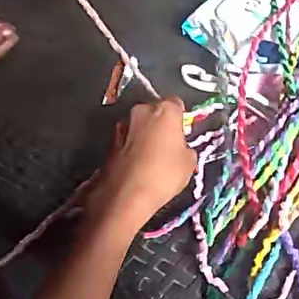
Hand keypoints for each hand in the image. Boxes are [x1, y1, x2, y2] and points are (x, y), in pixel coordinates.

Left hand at [84, 99, 195, 234]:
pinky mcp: (109, 140)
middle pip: (155, 112)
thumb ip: (186, 148)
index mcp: (165, 110)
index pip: (177, 104)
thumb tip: (181, 148)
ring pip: (139, 124)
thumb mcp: (189, 163)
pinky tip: (137, 163)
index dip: (181, 119)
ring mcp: (122, 124)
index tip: (182, 133)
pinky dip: (132, 146)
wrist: (126, 194)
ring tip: (151, 156)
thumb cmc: (164, 174)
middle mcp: (142, 110)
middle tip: (168, 145)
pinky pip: (127, 138)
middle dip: (161, 124)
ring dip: (145, 134)